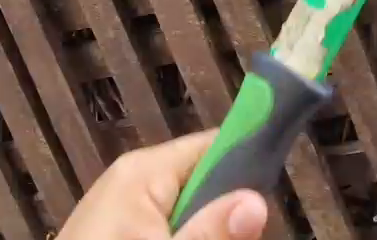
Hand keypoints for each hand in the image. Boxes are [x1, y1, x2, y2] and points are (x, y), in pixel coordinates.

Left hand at [57, 129, 268, 239]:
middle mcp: (131, 180)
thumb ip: (211, 234)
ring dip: (200, 237)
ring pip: (184, 217)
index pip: (214, 146)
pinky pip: (161, 232)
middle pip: (202, 183)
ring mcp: (118, 211)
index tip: (265, 208)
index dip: (245, 170)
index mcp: (144, 171)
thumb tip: (258, 201)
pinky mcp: (111, 236)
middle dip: (219, 222)